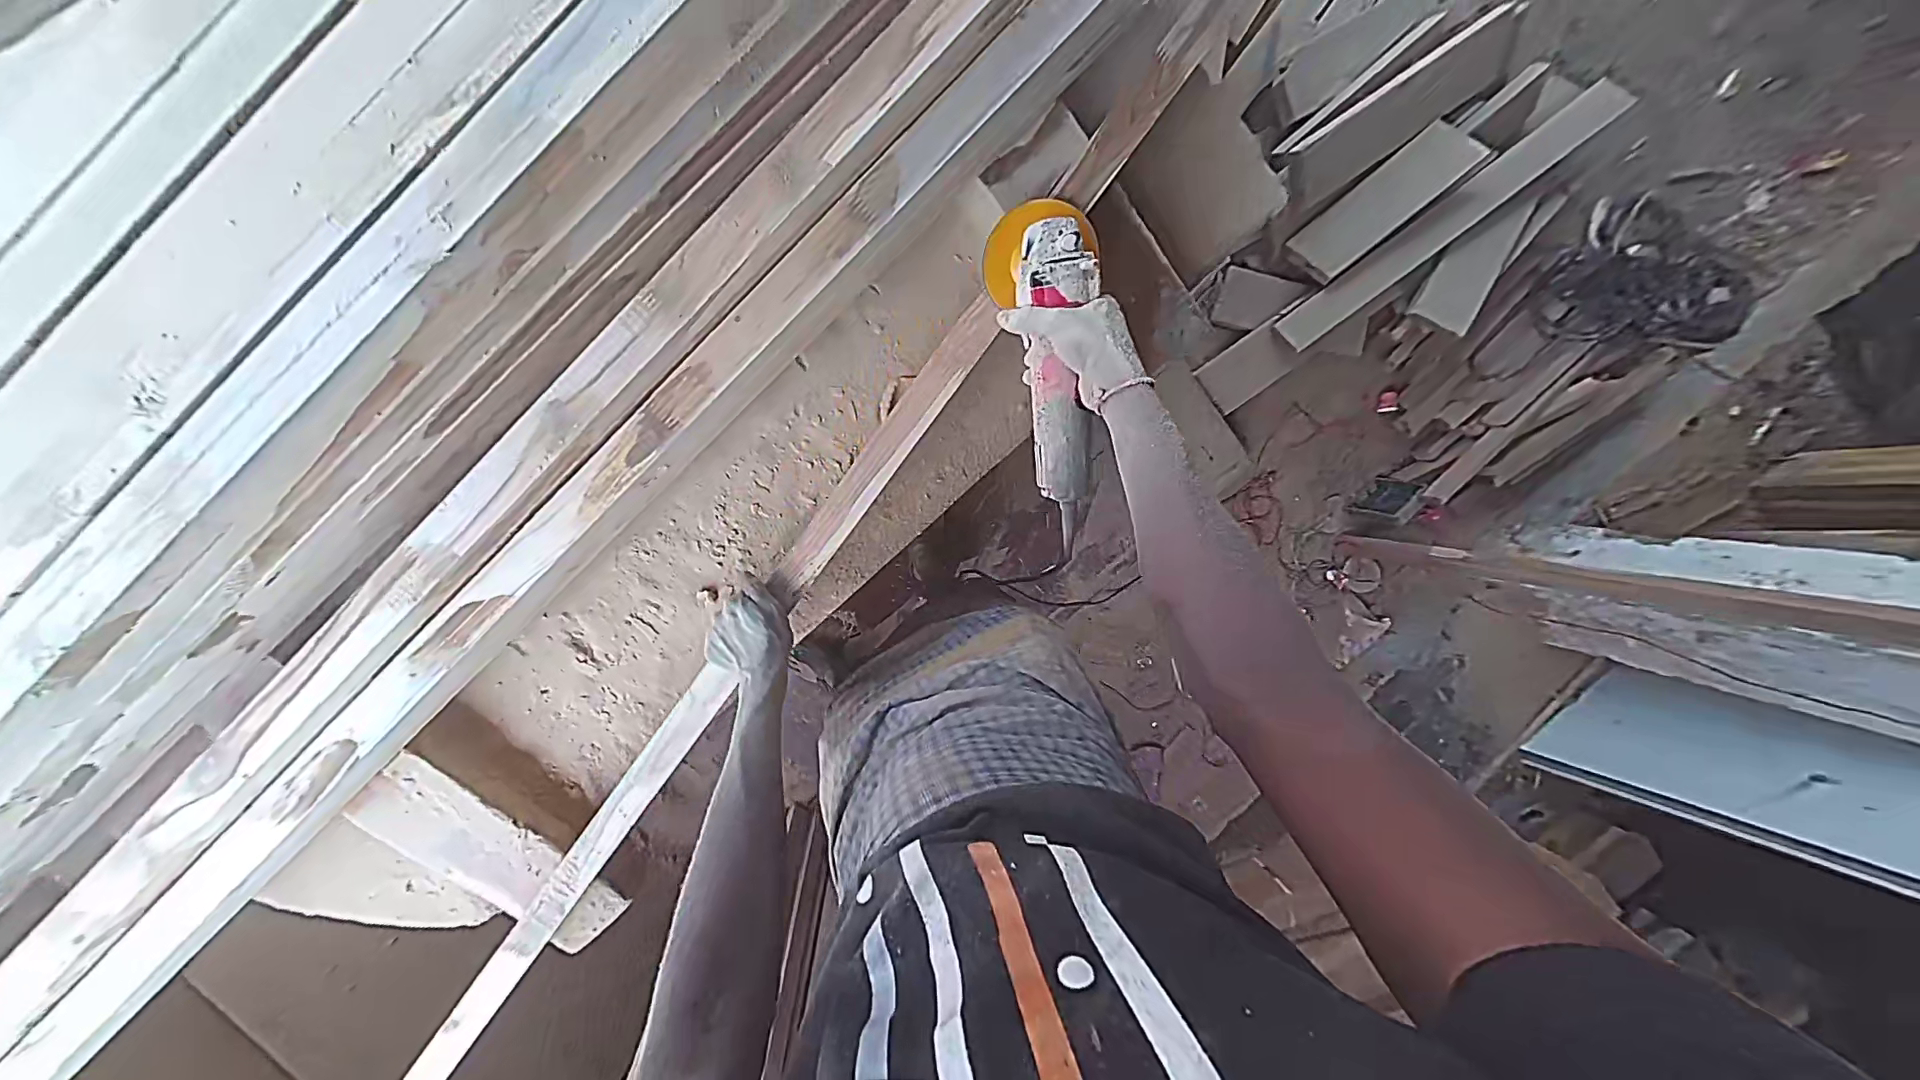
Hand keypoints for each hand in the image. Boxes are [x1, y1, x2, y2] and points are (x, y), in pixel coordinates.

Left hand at [704, 579, 791, 680]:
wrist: (762, 671)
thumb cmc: (774, 640)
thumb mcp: (775, 608)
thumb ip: (756, 589)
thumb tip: (743, 575)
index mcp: (735, 600)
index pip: (738, 582)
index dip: (749, 590)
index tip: (756, 599)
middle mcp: (719, 612)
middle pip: (725, 599)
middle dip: (737, 604)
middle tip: (752, 619)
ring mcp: (712, 631)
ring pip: (719, 617)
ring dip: (729, 621)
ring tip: (746, 634)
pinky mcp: (710, 647)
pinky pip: (717, 635)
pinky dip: (726, 638)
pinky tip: (739, 645)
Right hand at [997, 296, 1147, 409]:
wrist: (1110, 385)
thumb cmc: (1098, 348)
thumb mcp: (1056, 322)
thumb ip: (1029, 318)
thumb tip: (1007, 317)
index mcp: (1100, 305)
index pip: (1068, 300)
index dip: (1048, 308)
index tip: (1033, 314)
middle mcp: (1100, 328)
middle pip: (1061, 329)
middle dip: (1042, 338)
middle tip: (1032, 341)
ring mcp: (1095, 353)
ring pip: (1061, 351)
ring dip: (1043, 358)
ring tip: (1034, 360)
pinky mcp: (1088, 374)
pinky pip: (1064, 371)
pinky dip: (1050, 374)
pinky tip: (1041, 376)